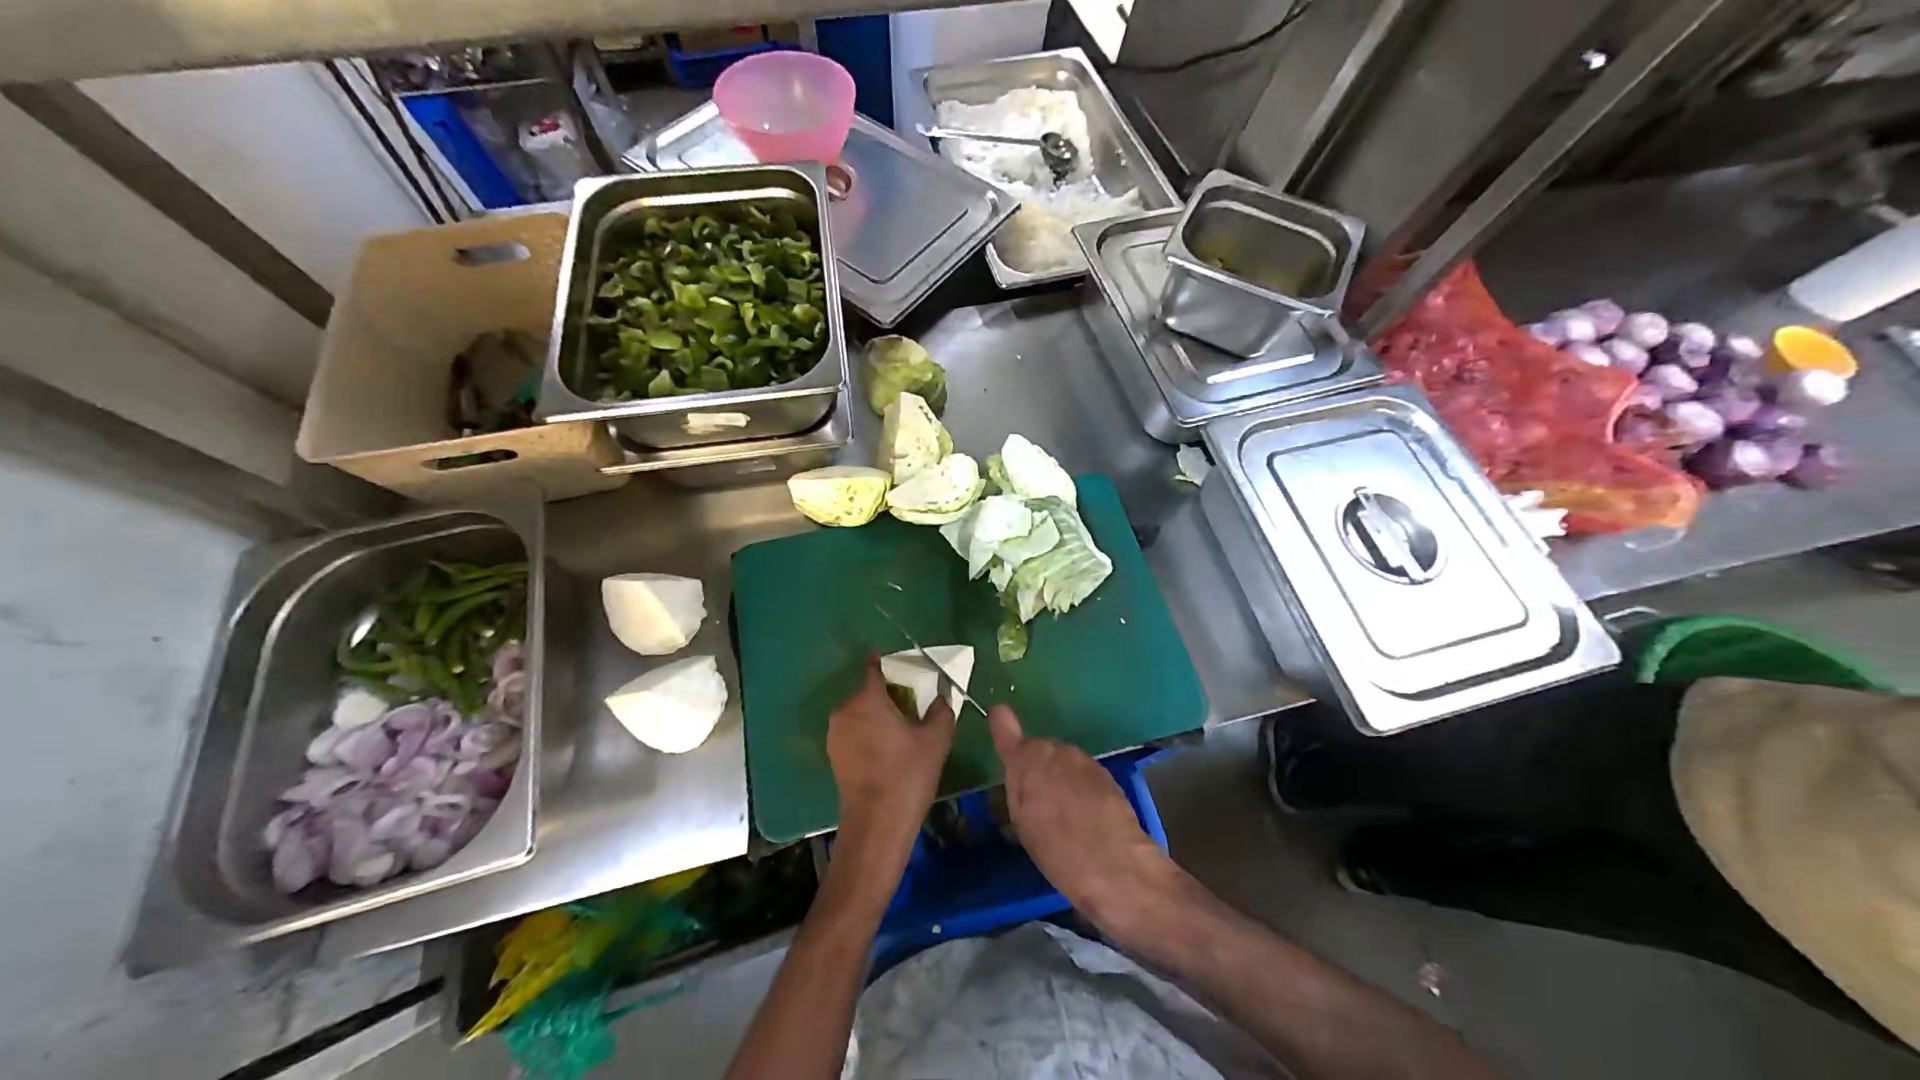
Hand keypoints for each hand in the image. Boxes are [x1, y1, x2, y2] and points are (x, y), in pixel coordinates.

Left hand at [828, 655, 955, 852]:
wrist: (877, 822)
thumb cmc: (908, 773)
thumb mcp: (936, 739)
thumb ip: (940, 710)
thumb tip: (940, 698)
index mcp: (867, 699)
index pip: (872, 669)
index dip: (884, 663)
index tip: (898, 666)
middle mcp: (845, 710)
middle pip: (867, 693)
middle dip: (886, 695)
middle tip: (911, 707)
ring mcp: (835, 735)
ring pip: (859, 714)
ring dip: (876, 717)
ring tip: (900, 733)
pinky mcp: (833, 756)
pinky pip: (853, 733)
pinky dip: (867, 735)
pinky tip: (886, 752)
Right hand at [989, 705, 1182, 931]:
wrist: (1115, 865)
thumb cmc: (1057, 851)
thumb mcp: (1023, 827)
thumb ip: (1018, 795)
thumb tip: (1021, 783)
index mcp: (1025, 762)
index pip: (1006, 730)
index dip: (1002, 723)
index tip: (998, 713)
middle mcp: (1054, 751)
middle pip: (1039, 751)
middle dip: (1036, 769)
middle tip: (1037, 803)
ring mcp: (1083, 760)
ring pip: (1063, 762)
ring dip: (1060, 779)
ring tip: (1063, 815)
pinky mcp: (1106, 773)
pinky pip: (1083, 775)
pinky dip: (1080, 789)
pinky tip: (1085, 817)